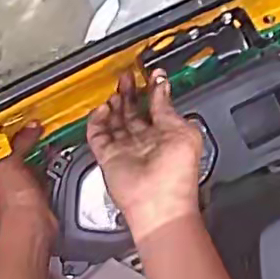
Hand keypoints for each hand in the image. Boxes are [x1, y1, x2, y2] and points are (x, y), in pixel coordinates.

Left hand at [0, 122, 55, 238]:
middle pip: (23, 155)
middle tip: (45, 129)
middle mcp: (12, 180)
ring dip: (46, 155)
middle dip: (33, 142)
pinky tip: (61, 162)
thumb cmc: (16, 201)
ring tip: (55, 142)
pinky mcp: (43, 197)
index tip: (31, 122)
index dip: (18, 133)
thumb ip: (20, 143)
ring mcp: (28, 189)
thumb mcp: (11, 163)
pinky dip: (55, 169)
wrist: (33, 226)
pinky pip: (49, 177)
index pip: (7, 145)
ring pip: (37, 165)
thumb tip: (30, 127)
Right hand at [86, 70, 203, 241]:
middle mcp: (145, 142)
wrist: (159, 204)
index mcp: (166, 135)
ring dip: (114, 104)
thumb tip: (162, 86)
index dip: (153, 88)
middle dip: (129, 92)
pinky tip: (102, 109)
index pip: (156, 106)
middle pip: (132, 111)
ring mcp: (125, 149)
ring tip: (115, 89)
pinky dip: (96, 121)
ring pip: (114, 121)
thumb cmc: (177, 177)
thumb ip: (167, 107)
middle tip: (127, 77)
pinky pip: (97, 135)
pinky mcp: (108, 157)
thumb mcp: (182, 131)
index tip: (151, 74)